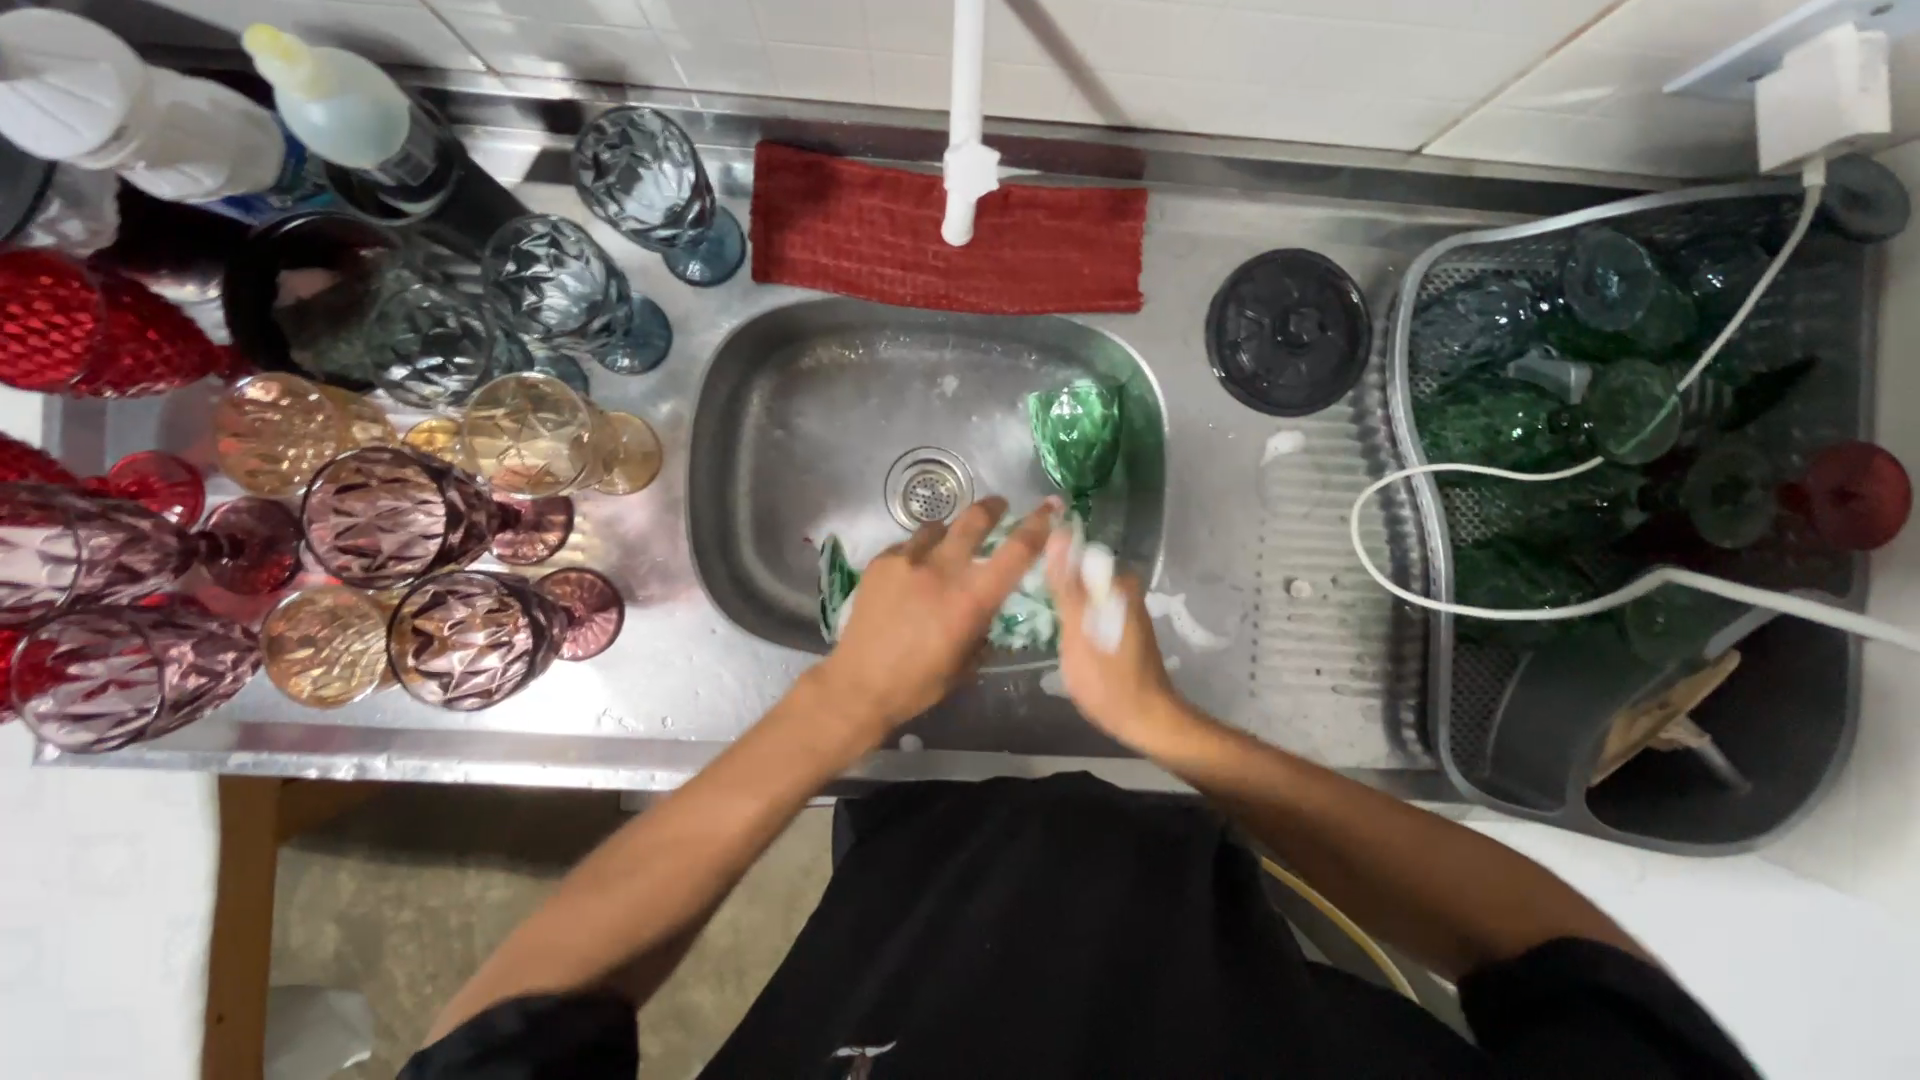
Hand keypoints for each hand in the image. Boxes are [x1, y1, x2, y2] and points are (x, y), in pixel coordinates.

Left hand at [811, 497, 1056, 738]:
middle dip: (992, 508)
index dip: (1038, 525)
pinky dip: (918, 553)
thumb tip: (987, 603)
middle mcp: (941, 569)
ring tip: (948, 547)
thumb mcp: (967, 660)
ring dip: (950, 533)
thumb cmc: (920, 682)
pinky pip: (908, 545)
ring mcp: (907, 561)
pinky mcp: (880, 562)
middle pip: (974, 518)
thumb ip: (982, 624)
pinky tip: (912, 574)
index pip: (1016, 550)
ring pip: (938, 528)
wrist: (859, 685)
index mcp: (971, 598)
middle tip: (999, 506)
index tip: (1049, 508)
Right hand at [1043, 529, 1197, 753]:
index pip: (1074, 554)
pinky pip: (1091, 612)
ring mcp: (1125, 610)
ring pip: (1084, 595)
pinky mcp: (1122, 629)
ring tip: (1036, 616)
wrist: (1145, 720)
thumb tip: (1057, 532)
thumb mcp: (1077, 630)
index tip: (1023, 576)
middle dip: (1054, 585)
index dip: (1048, 564)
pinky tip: (1060, 634)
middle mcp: (1125, 589)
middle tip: (1024, 600)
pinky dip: (1075, 620)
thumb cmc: (1108, 678)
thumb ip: (1065, 583)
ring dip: (1063, 604)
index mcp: (1116, 583)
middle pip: (1078, 575)